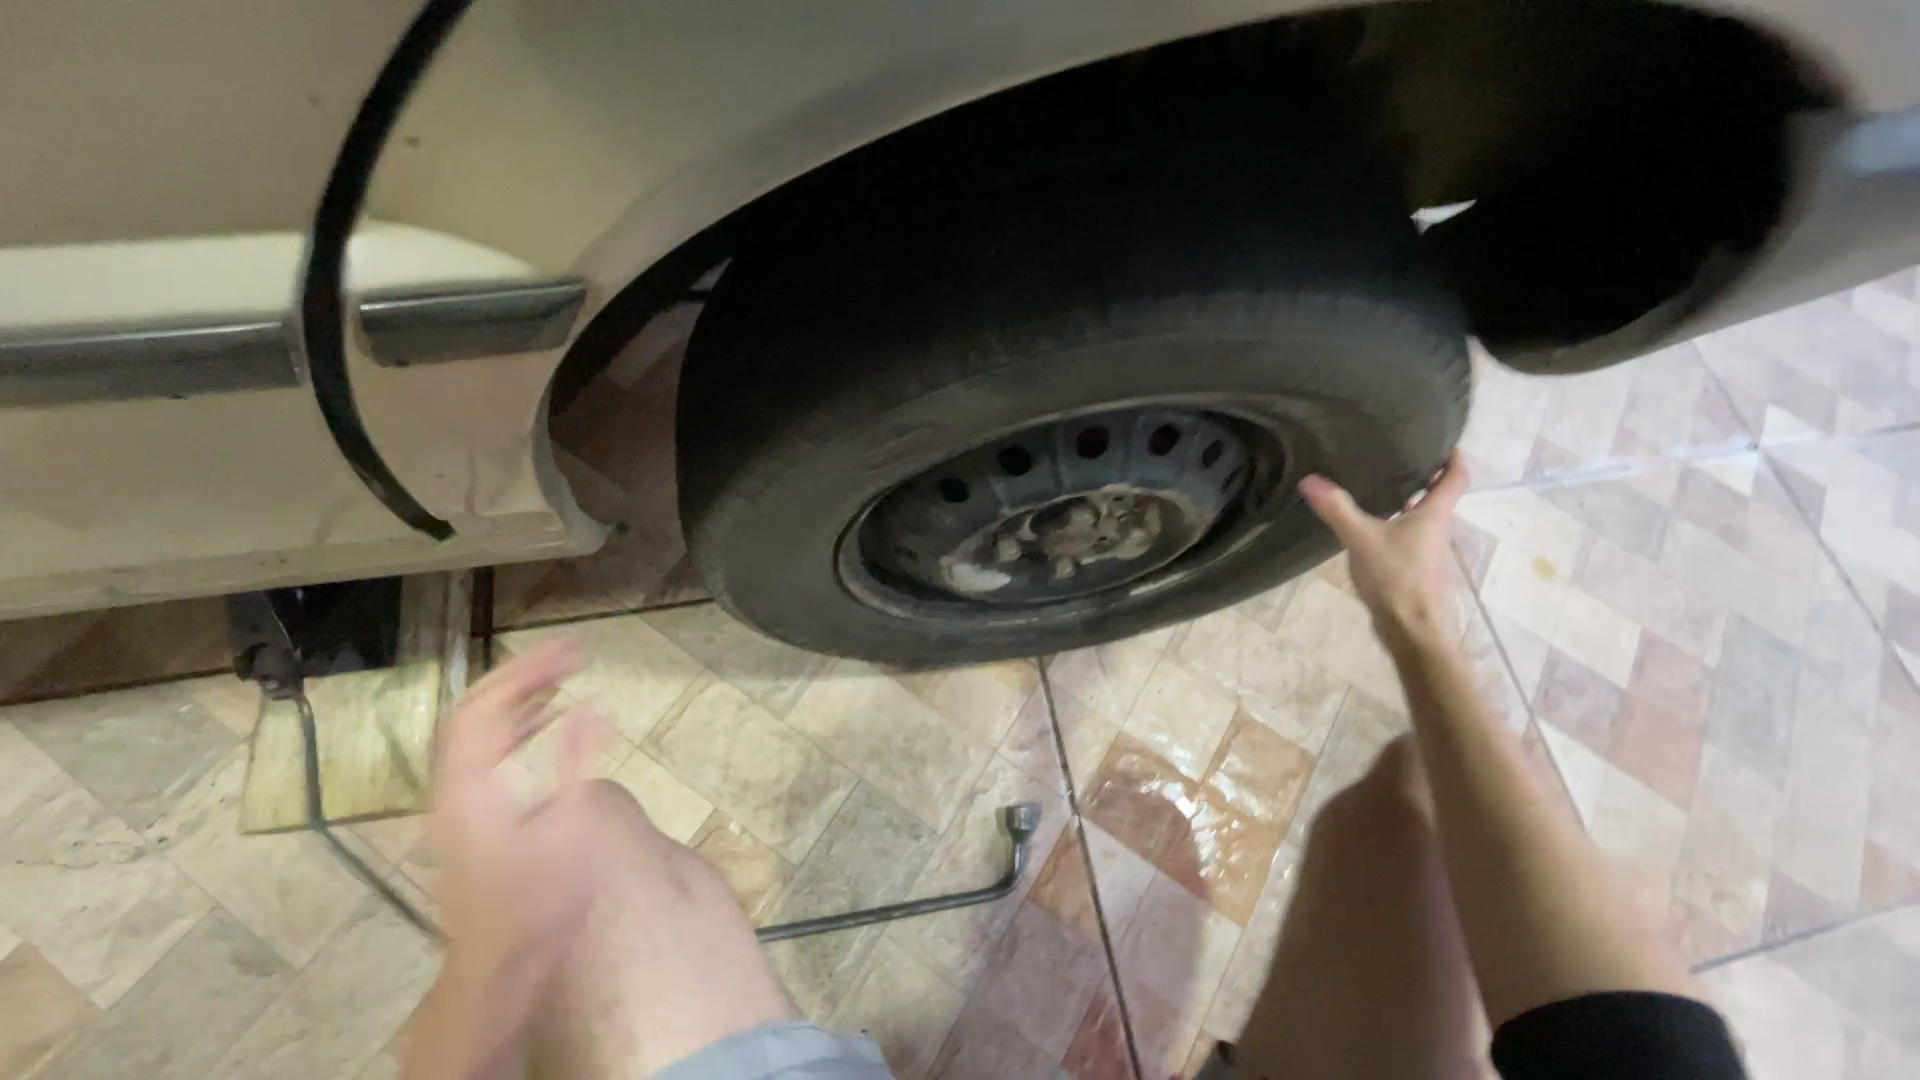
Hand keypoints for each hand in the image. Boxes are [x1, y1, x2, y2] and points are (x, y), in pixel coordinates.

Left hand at [430, 642, 610, 988]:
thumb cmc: (539, 901)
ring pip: (478, 732)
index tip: (571, 650)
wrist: (500, 966)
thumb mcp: (571, 828)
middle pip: (475, 712)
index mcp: (470, 784)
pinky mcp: (469, 818)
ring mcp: (456, 803)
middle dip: (521, 677)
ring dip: (518, 700)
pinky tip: (546, 724)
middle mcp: (453, 786)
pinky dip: (516, 728)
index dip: (526, 670)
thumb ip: (577, 762)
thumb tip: (590, 707)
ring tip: (562, 678)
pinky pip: (485, 754)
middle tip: (569, 657)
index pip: (488, 706)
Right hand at [1298, 451, 1468, 654]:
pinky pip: (1407, 535)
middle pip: (1438, 495)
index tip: (1441, 441)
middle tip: (1395, 456)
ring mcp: (1427, 551)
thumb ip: (1337, 509)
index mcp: (1435, 514)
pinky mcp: (1414, 568)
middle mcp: (1437, 528)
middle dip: (1422, 476)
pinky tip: (1368, 525)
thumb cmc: (1397, 578)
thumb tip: (1310, 480)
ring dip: (1406, 500)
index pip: (1457, 476)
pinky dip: (1394, 523)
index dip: (1453, 457)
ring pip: (1421, 516)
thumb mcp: (1362, 539)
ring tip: (1376, 484)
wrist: (1412, 630)